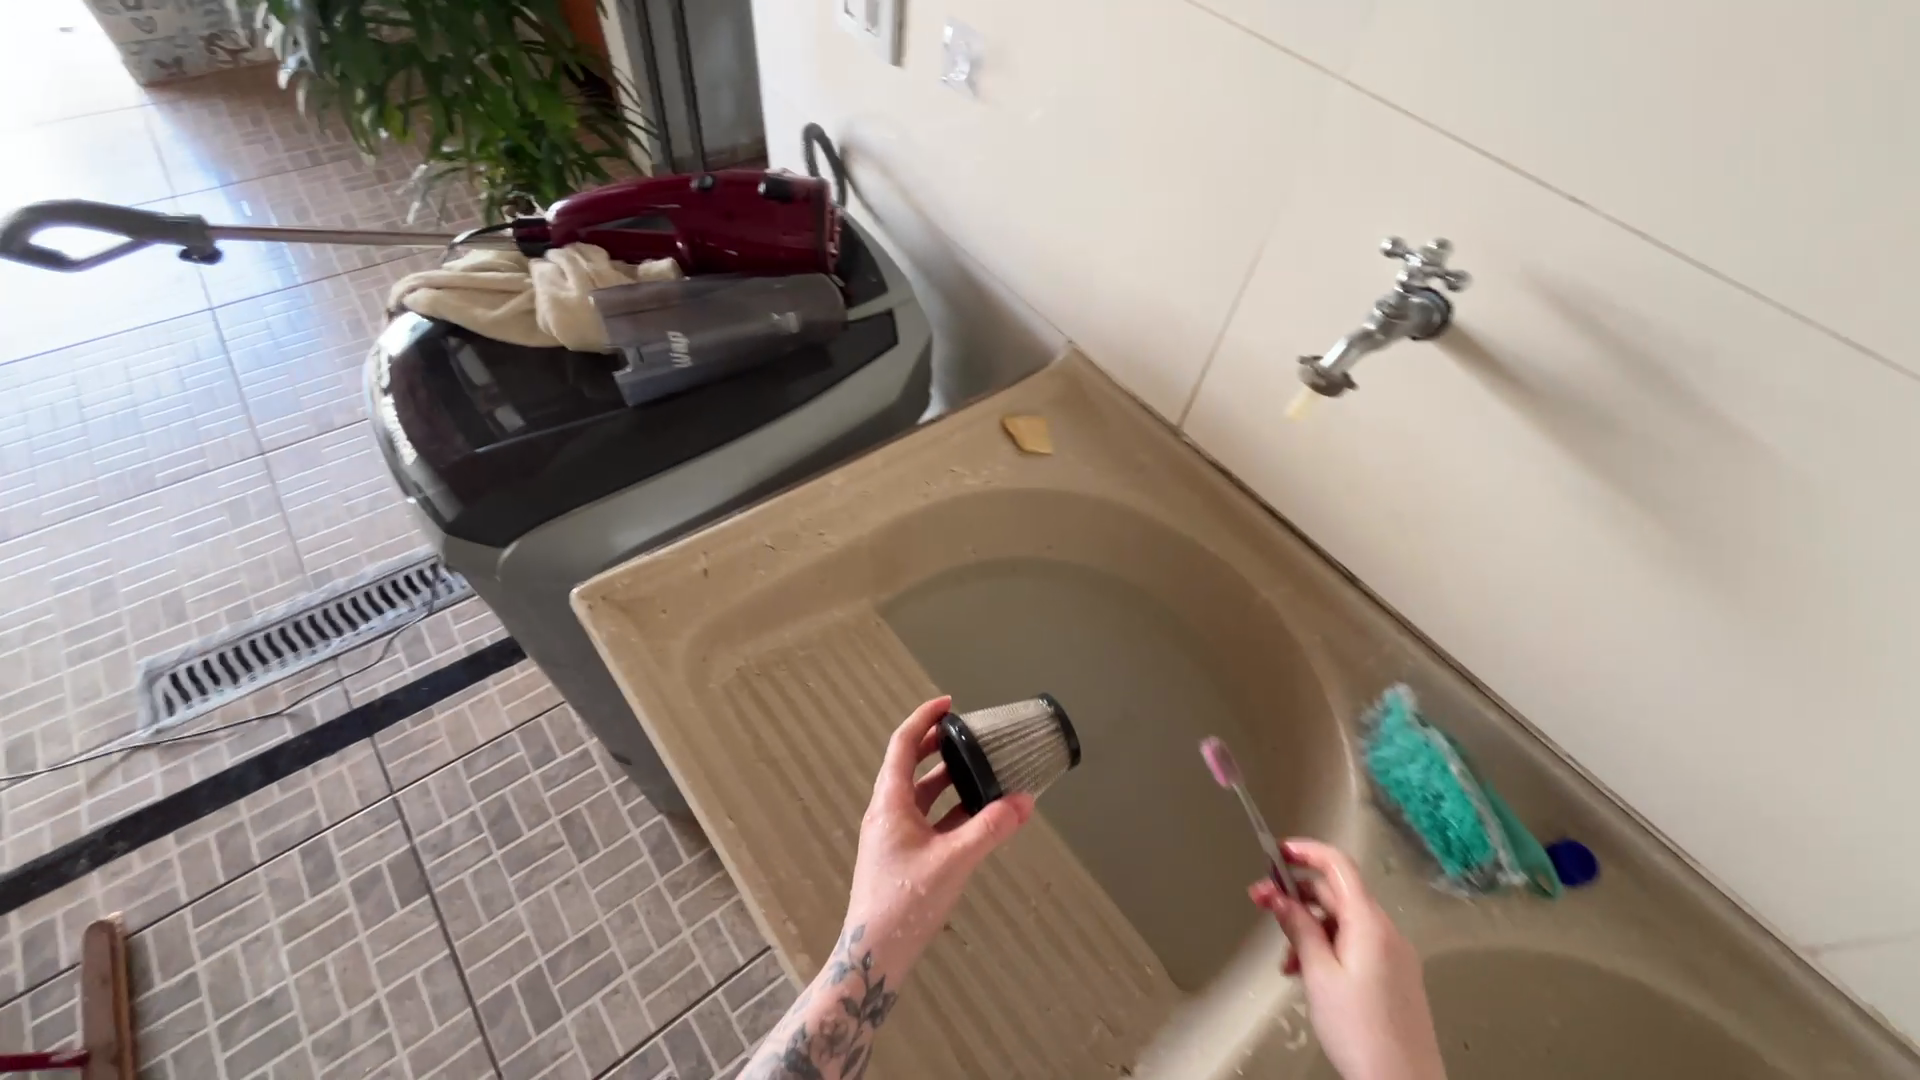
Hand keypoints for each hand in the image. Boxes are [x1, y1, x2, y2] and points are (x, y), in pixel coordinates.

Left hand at [844, 696, 1035, 972]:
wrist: (874, 954)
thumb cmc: (904, 903)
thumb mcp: (954, 861)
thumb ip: (990, 828)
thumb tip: (1024, 802)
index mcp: (890, 802)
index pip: (903, 744)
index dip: (924, 718)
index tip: (949, 703)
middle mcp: (888, 811)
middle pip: (910, 764)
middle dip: (938, 744)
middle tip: (966, 731)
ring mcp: (893, 834)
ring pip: (921, 793)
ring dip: (946, 777)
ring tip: (977, 767)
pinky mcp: (902, 855)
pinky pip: (928, 818)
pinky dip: (950, 808)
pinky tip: (976, 813)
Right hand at [1250, 839, 1446, 1079]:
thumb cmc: (1361, 1031)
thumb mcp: (1318, 974)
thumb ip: (1298, 928)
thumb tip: (1279, 896)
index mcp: (1370, 924)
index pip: (1338, 865)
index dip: (1306, 851)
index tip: (1277, 852)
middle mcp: (1386, 933)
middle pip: (1336, 894)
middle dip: (1296, 895)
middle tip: (1261, 903)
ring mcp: (1392, 955)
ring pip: (1341, 921)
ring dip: (1307, 927)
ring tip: (1284, 957)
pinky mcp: (1393, 977)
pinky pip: (1354, 944)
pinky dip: (1326, 947)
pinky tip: (1306, 972)